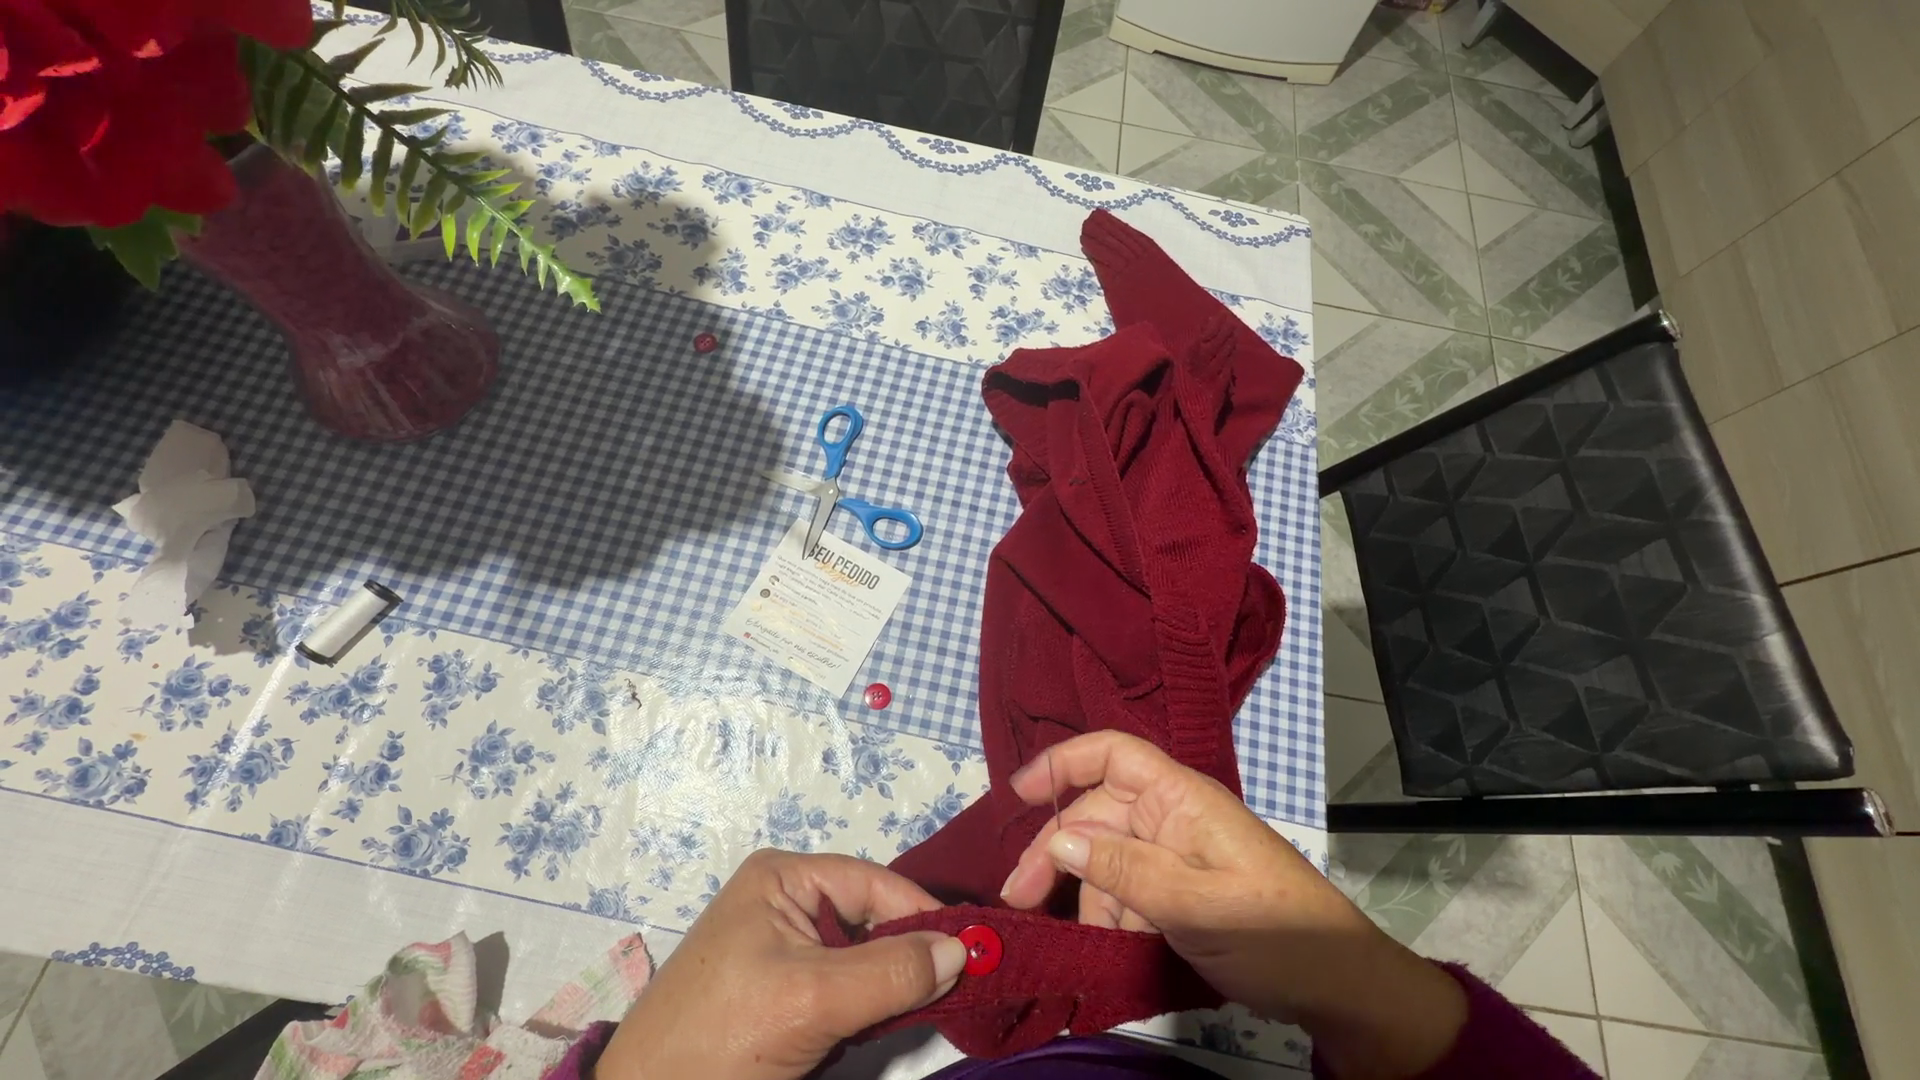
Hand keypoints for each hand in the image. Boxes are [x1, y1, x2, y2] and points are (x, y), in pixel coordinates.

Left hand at [593, 850, 966, 1079]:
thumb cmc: (721, 1039)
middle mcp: (786, 899)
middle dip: (912, 949)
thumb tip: (963, 950)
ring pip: (863, 953)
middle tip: (961, 982)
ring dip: (893, 981)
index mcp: (783, 878)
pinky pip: (845, 983)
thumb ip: (890, 972)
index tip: (973, 949)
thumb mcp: (812, 1000)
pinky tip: (891, 1017)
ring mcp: (784, 945)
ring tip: (933, 1001)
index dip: (924, 913)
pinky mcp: (784, 988)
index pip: (872, 882)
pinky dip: (871, 1002)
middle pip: (871, 915)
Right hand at [998, 732, 1466, 1079]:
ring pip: (1104, 857)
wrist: (1340, 989)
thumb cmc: (1276, 933)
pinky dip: (1109, 912)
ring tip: (1074, 933)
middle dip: (1054, 851)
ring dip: (1083, 892)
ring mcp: (1173, 853)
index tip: (1018, 795)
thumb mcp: (1195, 904)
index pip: (1112, 754)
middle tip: (1018, 896)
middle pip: (1095, 814)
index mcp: (1180, 798)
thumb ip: (1124, 870)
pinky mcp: (1176, 889)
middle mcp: (1170, 816)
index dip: (1062, 763)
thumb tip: (1058, 842)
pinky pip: (1124, 889)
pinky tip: (1107, 939)